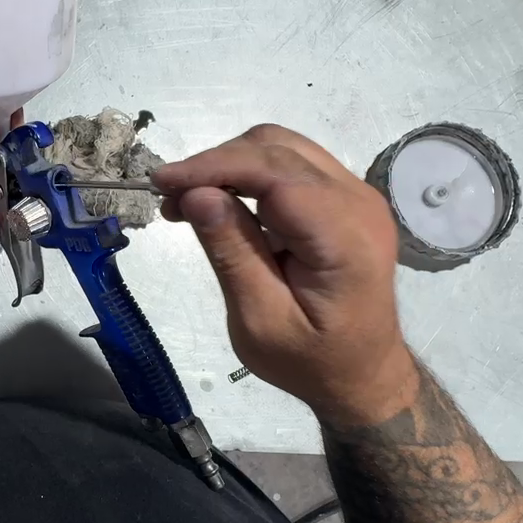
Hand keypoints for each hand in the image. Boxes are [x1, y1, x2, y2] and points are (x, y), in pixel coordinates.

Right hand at [153, 124, 415, 426]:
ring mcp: (355, 196)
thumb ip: (232, 253)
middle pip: (277, 150)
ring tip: (186, 200)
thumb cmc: (309, 359)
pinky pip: (289, 165)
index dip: (214, 168)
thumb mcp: (259, 319)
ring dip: (228, 164)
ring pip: (281, 148)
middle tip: (167, 198)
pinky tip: (217, 201)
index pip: (274, 174)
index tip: (161, 182)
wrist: (361, 373)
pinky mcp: (343, 199)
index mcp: (344, 237)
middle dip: (215, 164)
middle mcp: (358, 202)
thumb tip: (196, 195)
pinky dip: (246, 173)